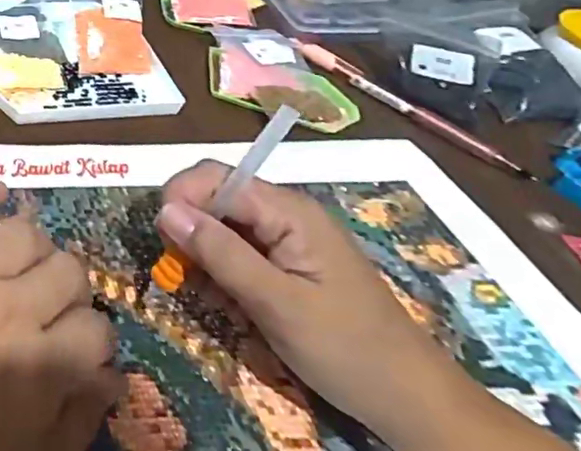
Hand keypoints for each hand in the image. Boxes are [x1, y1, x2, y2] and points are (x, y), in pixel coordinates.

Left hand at [0, 183, 122, 450]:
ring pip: (24, 235)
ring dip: (38, 250)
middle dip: (74, 291)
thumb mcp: (35, 445)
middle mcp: (11, 309)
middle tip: (58, 310)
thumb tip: (113, 374)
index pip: (97, 328)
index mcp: (40, 362)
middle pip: (69, 271)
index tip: (84, 350)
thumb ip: (80, 412)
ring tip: (31, 270)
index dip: (97, 340)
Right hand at [157, 162, 562, 450]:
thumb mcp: (276, 304)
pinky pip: (242, 246)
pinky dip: (223, 266)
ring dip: (204, 250)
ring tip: (201, 289)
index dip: (180, 198)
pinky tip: (225, 296)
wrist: (417, 404)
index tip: (162, 240)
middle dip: (189, 225)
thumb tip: (164, 210)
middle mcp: (288, 212)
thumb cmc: (348, 350)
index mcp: (289, 210)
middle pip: (218, 195)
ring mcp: (291, 236)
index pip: (216, 177)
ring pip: (226, 222)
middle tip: (178, 269)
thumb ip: (220, 253)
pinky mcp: (291, 261)